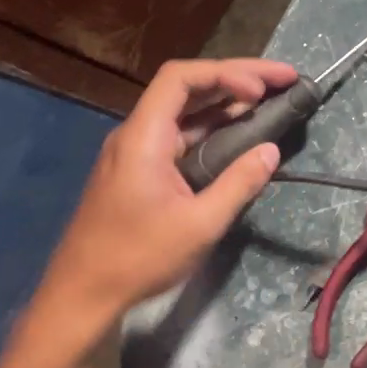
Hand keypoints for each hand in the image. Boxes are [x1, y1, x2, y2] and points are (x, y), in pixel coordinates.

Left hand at [37, 58, 298, 336]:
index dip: (226, 73)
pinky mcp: (140, 170)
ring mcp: (136, 152)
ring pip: (185, 111)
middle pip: (187, 87)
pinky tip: (241, 132)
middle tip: (284, 79)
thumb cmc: (137, 258)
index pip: (181, 78)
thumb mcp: (200, 224)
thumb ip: (239, 183)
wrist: (82, 295)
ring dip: (227, 101)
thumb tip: (271, 150)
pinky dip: (214, 126)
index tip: (263, 89)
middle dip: (236, 78)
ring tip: (271, 100)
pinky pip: (181, 134)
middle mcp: (137, 134)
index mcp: (144, 137)